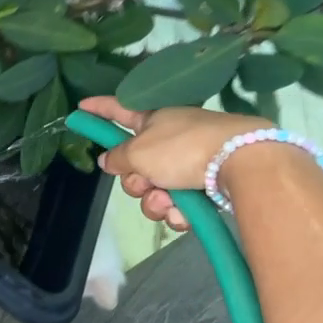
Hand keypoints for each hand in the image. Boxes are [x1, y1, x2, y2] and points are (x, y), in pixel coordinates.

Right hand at [78, 96, 273, 231]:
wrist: (241, 163)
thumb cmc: (183, 148)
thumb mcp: (138, 152)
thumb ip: (117, 157)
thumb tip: (108, 161)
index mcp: (153, 120)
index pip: (118, 111)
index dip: (98, 109)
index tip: (80, 108)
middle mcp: (169, 140)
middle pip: (134, 164)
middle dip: (134, 181)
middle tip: (143, 184)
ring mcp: (188, 164)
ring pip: (154, 189)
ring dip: (155, 201)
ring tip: (168, 202)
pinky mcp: (206, 186)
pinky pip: (177, 204)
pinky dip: (177, 211)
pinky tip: (184, 214)